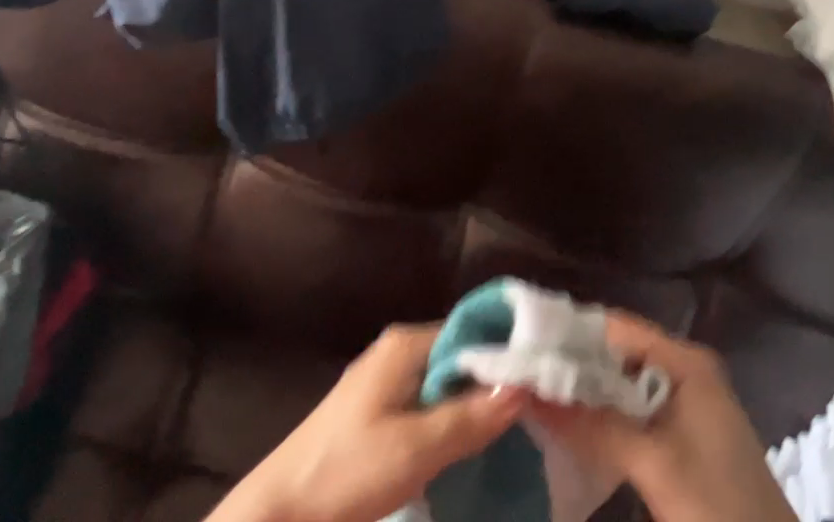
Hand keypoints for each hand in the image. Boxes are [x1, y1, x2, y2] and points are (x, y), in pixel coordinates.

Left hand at [208, 323, 526, 521]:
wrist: (285, 508)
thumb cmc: (349, 469)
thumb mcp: (417, 447)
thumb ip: (470, 417)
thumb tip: (523, 386)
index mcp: (403, 347)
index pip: (469, 330)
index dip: (508, 351)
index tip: (547, 375)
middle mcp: (396, 353)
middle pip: (460, 355)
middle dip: (497, 380)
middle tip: (543, 407)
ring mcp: (386, 383)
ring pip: (447, 383)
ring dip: (478, 404)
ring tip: (523, 427)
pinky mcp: (381, 413)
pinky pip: (431, 404)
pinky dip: (456, 420)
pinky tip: (480, 443)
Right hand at [529, 312, 793, 521]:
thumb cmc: (718, 503)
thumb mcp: (652, 462)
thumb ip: (590, 423)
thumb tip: (522, 390)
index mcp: (685, 362)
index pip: (612, 327)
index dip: (564, 331)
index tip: (516, 340)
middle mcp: (682, 371)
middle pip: (611, 353)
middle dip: (565, 362)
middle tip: (514, 370)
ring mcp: (680, 403)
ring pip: (614, 383)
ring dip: (577, 391)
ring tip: (526, 392)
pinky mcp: (676, 434)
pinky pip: (625, 410)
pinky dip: (594, 415)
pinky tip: (562, 424)